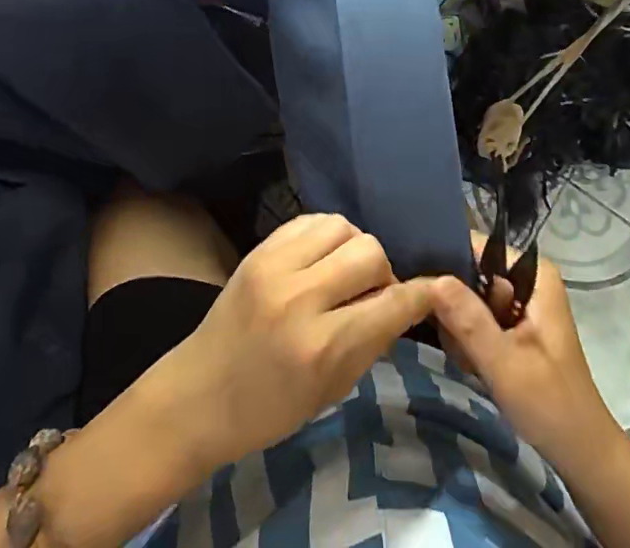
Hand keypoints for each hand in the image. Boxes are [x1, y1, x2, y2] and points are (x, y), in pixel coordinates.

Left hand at [154, 213, 434, 472]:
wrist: (198, 395)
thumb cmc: (269, 409)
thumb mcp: (333, 389)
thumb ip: (372, 341)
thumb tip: (403, 303)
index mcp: (322, 345)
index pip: (392, 303)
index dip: (421, 295)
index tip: (432, 293)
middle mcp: (300, 298)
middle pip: (370, 252)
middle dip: (382, 272)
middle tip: (371, 293)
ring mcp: (274, 267)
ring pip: (342, 226)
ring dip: (353, 248)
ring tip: (343, 272)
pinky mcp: (258, 250)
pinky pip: (310, 221)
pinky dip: (325, 236)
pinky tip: (320, 258)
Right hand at [427, 233, 616, 466]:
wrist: (578, 449)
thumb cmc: (549, 403)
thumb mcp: (504, 362)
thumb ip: (468, 319)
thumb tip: (433, 279)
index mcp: (534, 274)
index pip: (476, 245)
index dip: (446, 263)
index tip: (422, 289)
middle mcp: (527, 278)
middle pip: (469, 271)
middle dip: (454, 306)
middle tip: (457, 342)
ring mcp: (519, 301)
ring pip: (467, 297)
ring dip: (460, 329)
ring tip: (470, 359)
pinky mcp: (511, 324)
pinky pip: (475, 317)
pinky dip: (468, 340)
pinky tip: (473, 364)